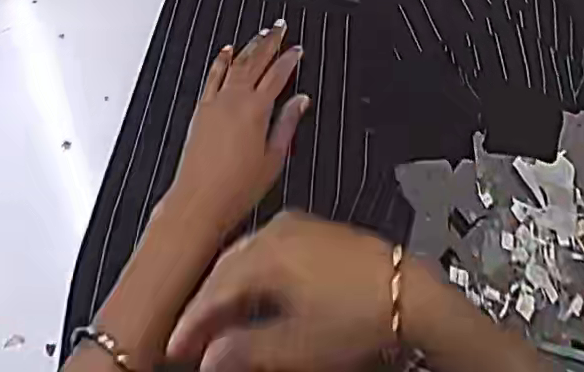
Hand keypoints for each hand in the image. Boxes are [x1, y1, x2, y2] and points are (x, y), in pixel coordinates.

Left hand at [163, 21, 308, 240]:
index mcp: (256, 110)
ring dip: (249, 46)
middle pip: (256, 60)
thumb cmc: (236, 188)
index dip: (289, 59)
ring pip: (235, 63)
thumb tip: (300, 101)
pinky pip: (213, 75)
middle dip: (270, 41)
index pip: (277, 75)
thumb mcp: (273, 159)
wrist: (199, 201)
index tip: (297, 49)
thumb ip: (287, 124)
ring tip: (260, 33)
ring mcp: (216, 101)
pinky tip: (226, 50)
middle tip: (280, 27)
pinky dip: (221, 60)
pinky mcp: (202, 109)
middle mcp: (235, 99)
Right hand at [167, 212, 396, 371]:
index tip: (177, 344)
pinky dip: (253, 274)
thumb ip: (247, 351)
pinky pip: (268, 248)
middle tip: (194, 336)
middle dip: (208, 303)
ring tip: (222, 322)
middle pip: (227, 266)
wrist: (406, 290)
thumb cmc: (359, 313)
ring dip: (230, 288)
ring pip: (247, 255)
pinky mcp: (312, 230)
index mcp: (268, 252)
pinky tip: (256, 296)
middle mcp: (278, 230)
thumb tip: (210, 358)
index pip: (215, 287)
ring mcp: (296, 225)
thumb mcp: (298, 345)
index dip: (192, 320)